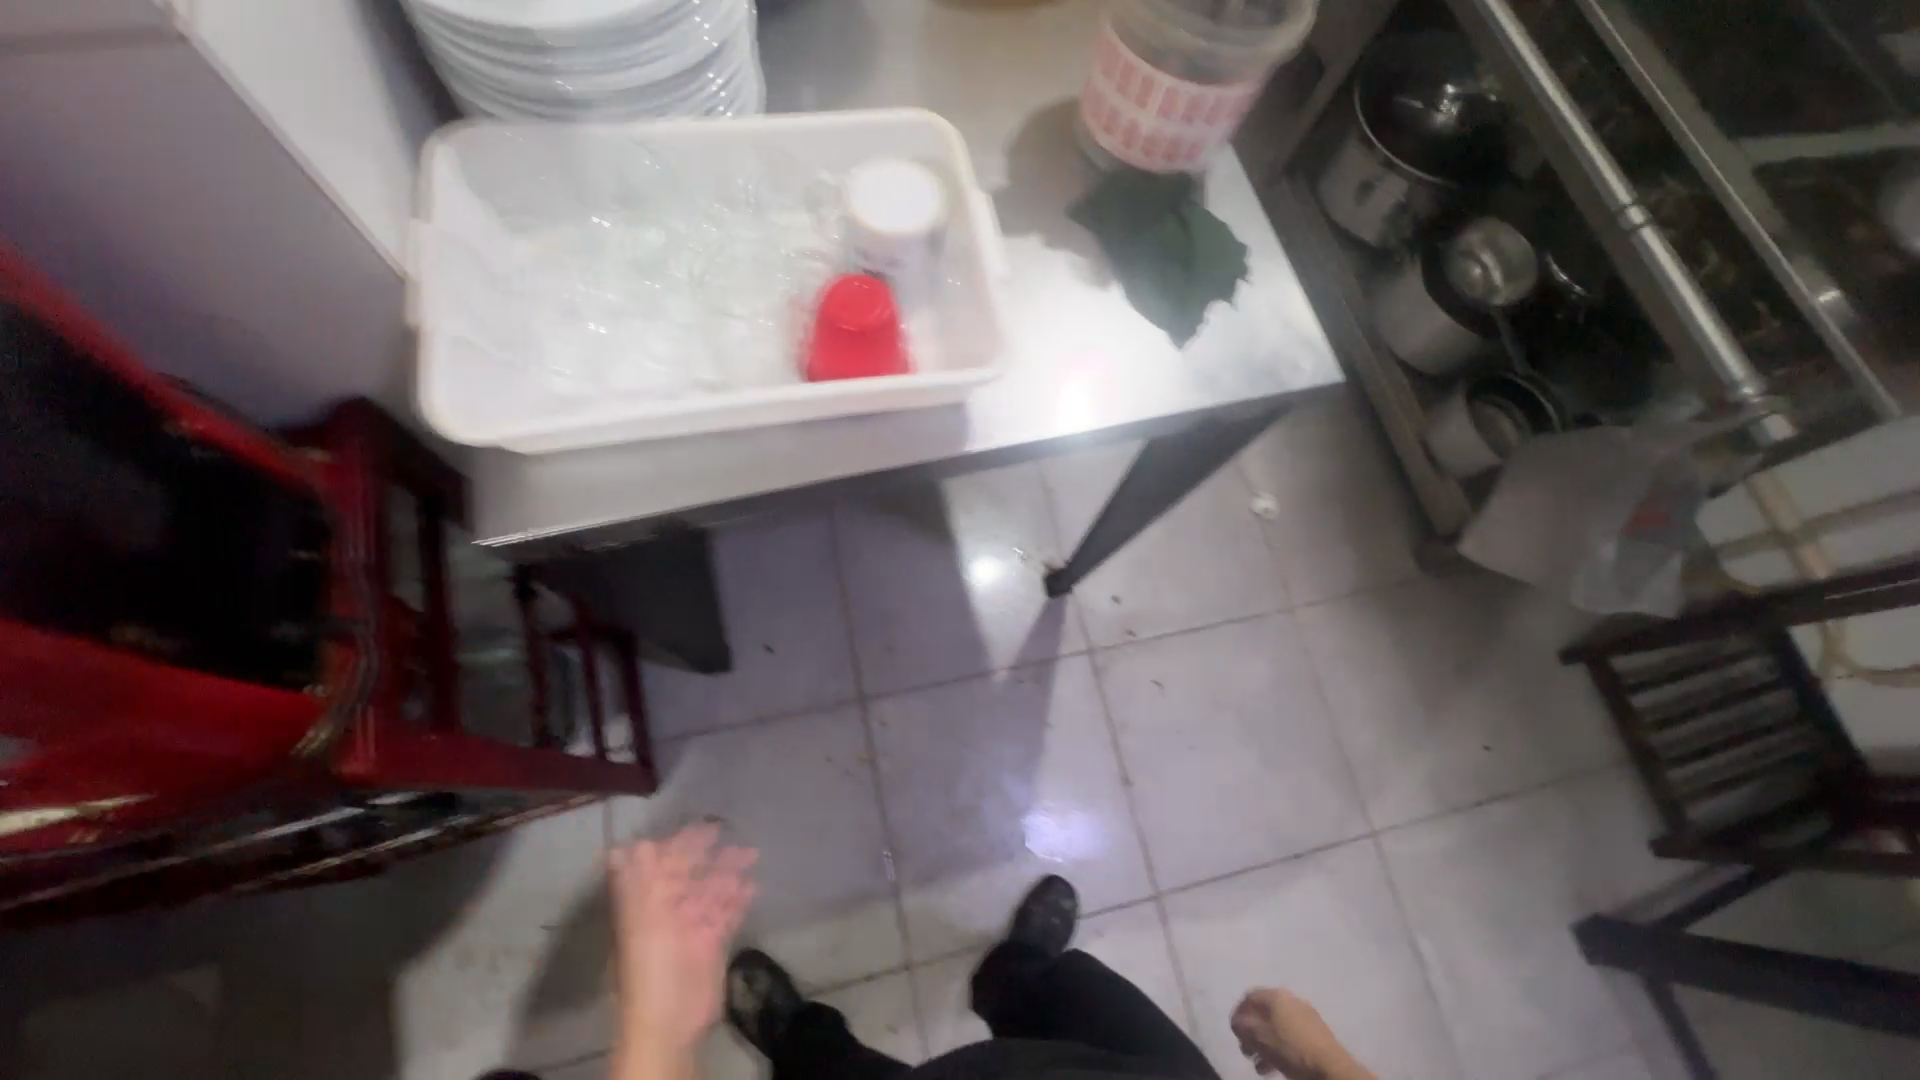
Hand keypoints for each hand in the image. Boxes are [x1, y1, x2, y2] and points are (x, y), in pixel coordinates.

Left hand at [609, 824, 758, 1054]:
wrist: (669, 1018)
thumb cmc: (652, 964)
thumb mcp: (642, 917)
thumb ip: (639, 879)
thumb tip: (625, 845)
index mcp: (648, 903)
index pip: (665, 864)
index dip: (682, 844)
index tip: (707, 826)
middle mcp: (669, 911)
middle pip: (692, 875)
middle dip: (712, 856)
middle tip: (735, 837)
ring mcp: (692, 927)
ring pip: (713, 891)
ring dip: (730, 873)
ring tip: (752, 855)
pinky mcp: (712, 944)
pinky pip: (727, 915)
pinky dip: (739, 901)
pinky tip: (753, 888)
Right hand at [1230, 989, 1372, 1079]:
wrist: (1332, 1069)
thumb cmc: (1291, 1050)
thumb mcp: (1260, 1038)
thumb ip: (1244, 1026)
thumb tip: (1237, 1021)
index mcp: (1276, 996)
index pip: (1249, 997)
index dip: (1238, 1013)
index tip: (1234, 1032)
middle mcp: (1291, 1000)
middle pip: (1264, 1013)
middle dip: (1252, 1033)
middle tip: (1246, 1050)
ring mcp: (1306, 1016)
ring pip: (1278, 1027)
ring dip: (1265, 1044)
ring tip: (1259, 1065)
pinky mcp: (1317, 1034)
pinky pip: (1291, 1036)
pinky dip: (1280, 1048)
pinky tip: (1275, 1066)